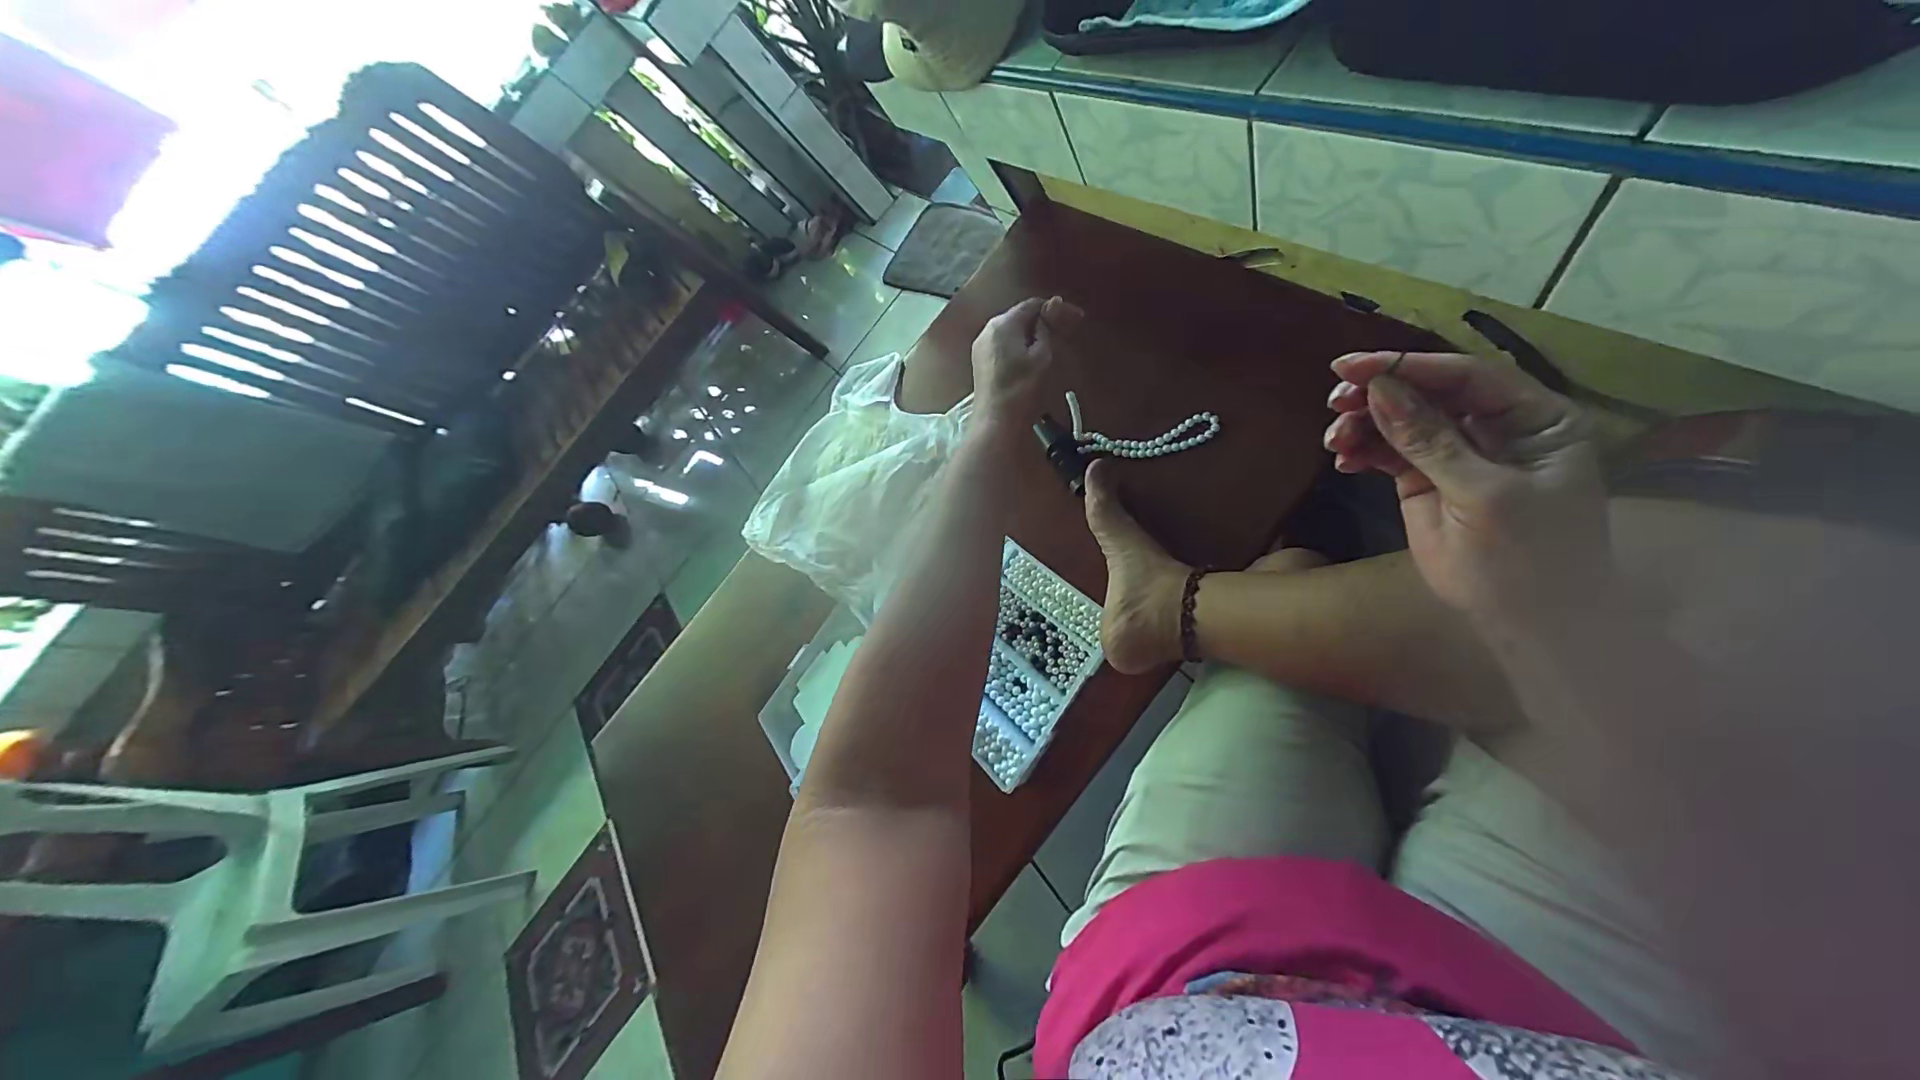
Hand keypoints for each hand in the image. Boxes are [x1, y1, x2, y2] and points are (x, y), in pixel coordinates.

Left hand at [970, 296, 1082, 437]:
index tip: (1077, 318)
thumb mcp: (1042, 355)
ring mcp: (981, 347)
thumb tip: (1054, 304)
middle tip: (1067, 332)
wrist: (997, 423)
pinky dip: (1019, 347)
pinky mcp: (980, 364)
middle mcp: (987, 330)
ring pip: (1011, 332)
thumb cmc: (1022, 388)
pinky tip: (1031, 359)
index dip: (1056, 309)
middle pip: (1020, 317)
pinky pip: (1004, 346)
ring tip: (1052, 346)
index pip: (1033, 305)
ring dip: (1031, 335)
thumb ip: (1047, 327)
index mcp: (1003, 323)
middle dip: (1043, 321)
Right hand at [1324, 351, 1610, 617]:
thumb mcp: (1483, 495)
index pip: (1467, 377)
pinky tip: (1344, 460)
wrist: (1526, 621)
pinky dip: (1363, 451)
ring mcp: (1458, 455)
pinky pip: (1389, 453)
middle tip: (1335, 402)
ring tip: (1335, 441)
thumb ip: (1431, 441)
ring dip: (1364, 425)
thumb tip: (1381, 391)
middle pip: (1429, 393)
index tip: (1351, 366)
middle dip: (1379, 394)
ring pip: (1402, 422)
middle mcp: (1497, 428)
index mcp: (1535, 418)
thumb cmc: (1527, 558)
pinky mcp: (1426, 481)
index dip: (1409, 366)